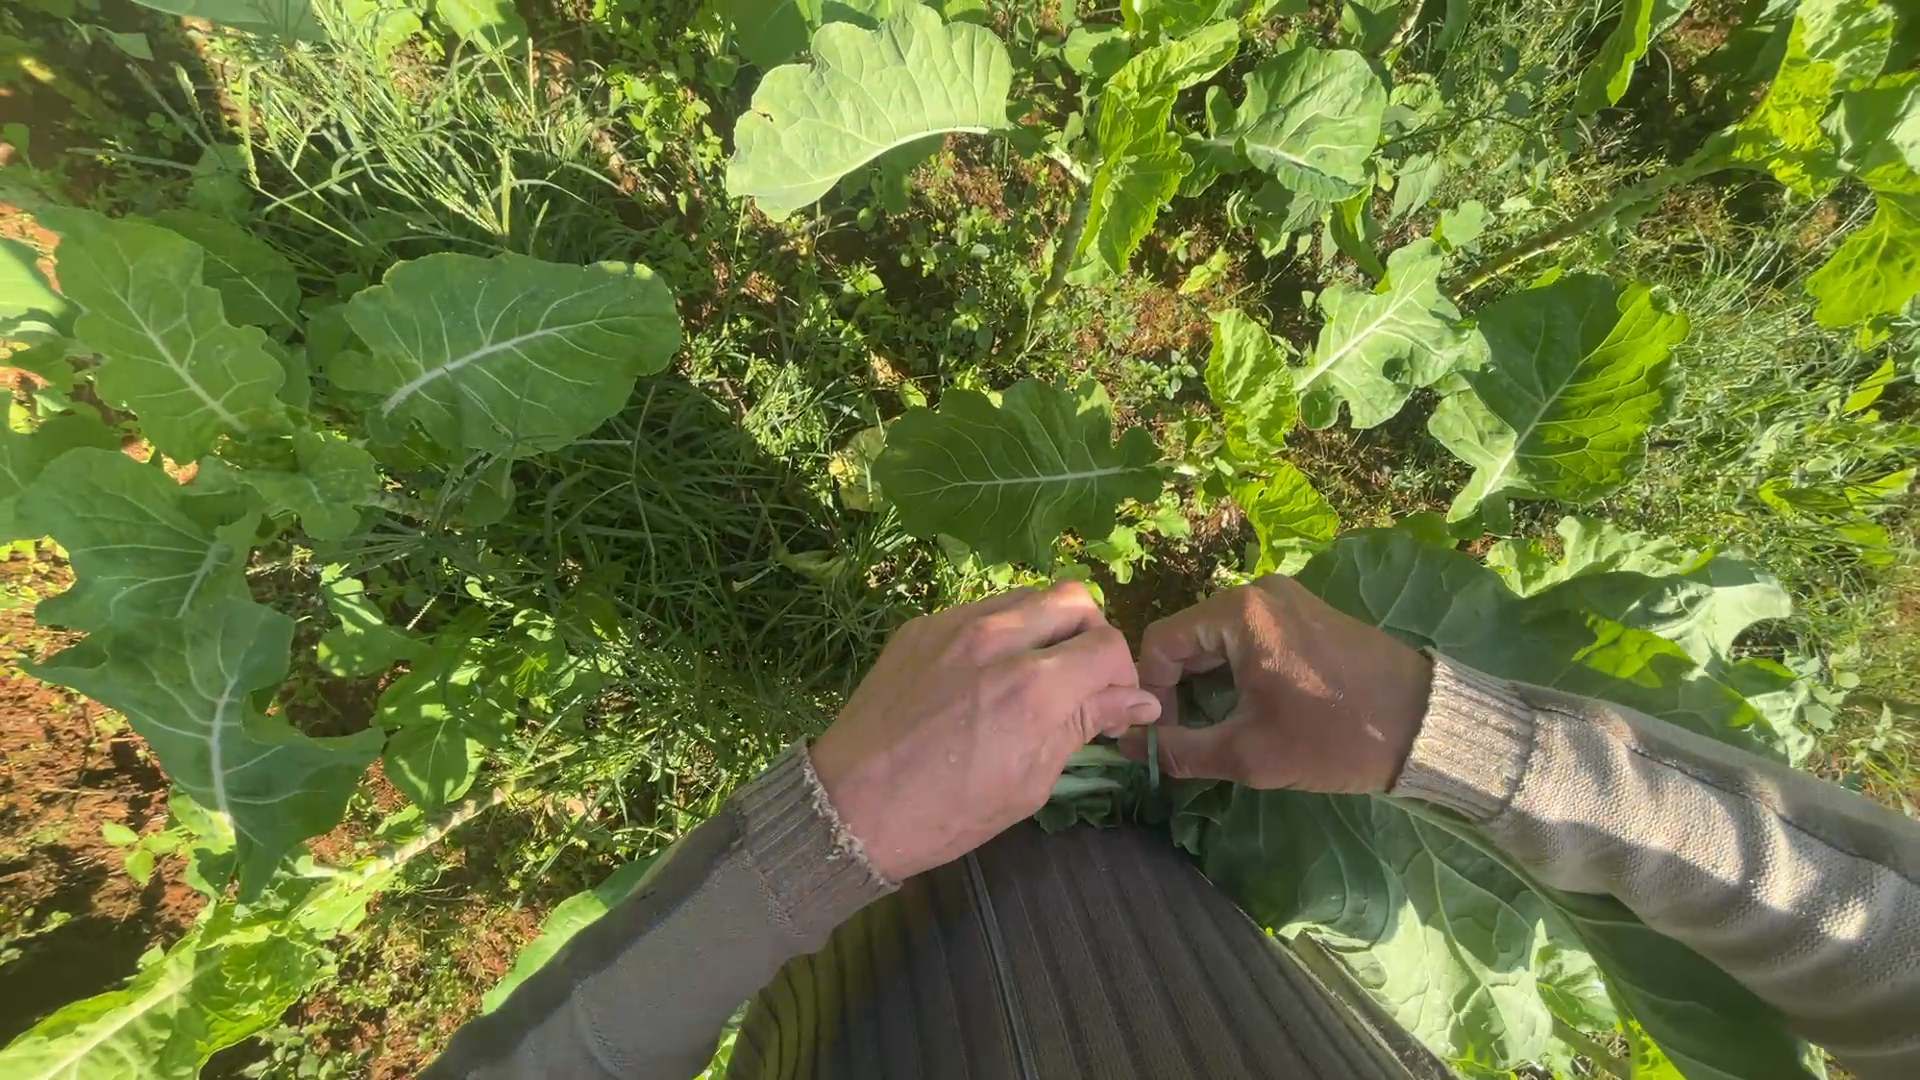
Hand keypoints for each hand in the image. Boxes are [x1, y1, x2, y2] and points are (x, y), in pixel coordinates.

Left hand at [811, 581, 1159, 880]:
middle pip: (1076, 599)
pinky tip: (986, 671)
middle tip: (1080, 678)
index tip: (1111, 705)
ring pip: (1029, 594)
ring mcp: (954, 623)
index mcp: (1033, 686)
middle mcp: (998, 638)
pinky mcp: (922, 624)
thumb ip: (1085, 724)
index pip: (1109, 646)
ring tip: (1035, 670)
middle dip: (1092, 636)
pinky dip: (1002, 630)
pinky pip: (982, 608)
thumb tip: (1139, 700)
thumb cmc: (948, 812)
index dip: (1122, 677)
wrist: (851, 804)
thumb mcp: (1031, 781)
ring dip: (1048, 626)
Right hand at [1119, 575, 1431, 792]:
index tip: (1162, 735)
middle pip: (1187, 637)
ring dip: (1204, 680)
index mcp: (1237, 613)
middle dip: (1177, 688)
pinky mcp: (1305, 613)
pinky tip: (1246, 703)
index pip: (1160, 643)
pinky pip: (1246, 635)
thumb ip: (1180, 751)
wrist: (1434, 729)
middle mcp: (1255, 593)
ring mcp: (1284, 599)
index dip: (1151, 691)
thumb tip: (1129, 749)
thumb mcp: (1250, 753)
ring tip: (1214, 724)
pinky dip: (1233, 669)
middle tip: (1184, 733)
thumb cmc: (1335, 737)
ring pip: (1215, 638)